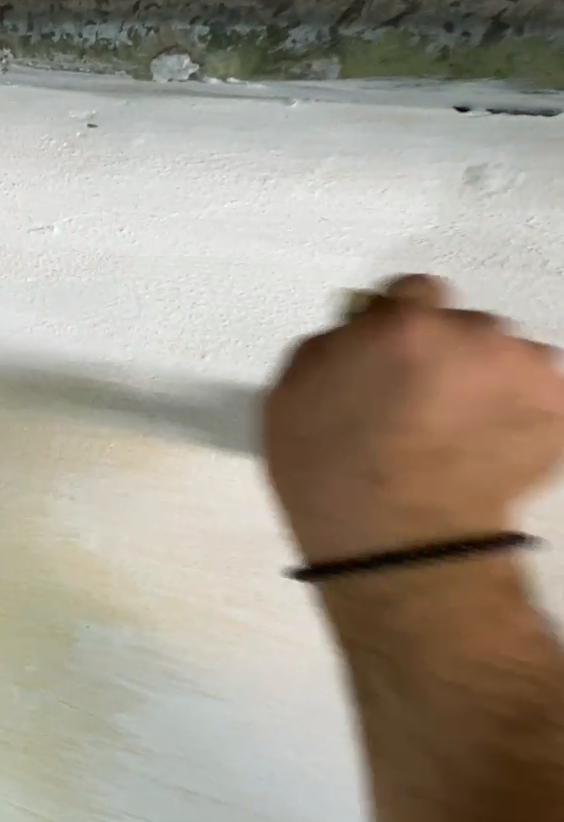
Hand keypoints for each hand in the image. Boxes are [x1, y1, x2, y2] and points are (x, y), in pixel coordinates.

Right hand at [263, 275, 563, 564]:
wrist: (393, 531)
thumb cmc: (322, 465)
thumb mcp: (285, 400)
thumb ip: (324, 352)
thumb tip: (353, 336)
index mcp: (400, 326)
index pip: (412, 290)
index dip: (393, 319)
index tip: (379, 350)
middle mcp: (475, 332)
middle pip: (460, 326)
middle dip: (437, 353)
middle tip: (408, 402)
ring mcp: (528, 369)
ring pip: (502, 359)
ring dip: (478, 381)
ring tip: (444, 429)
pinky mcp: (562, 406)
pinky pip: (533, 395)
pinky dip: (509, 412)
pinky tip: (474, 446)